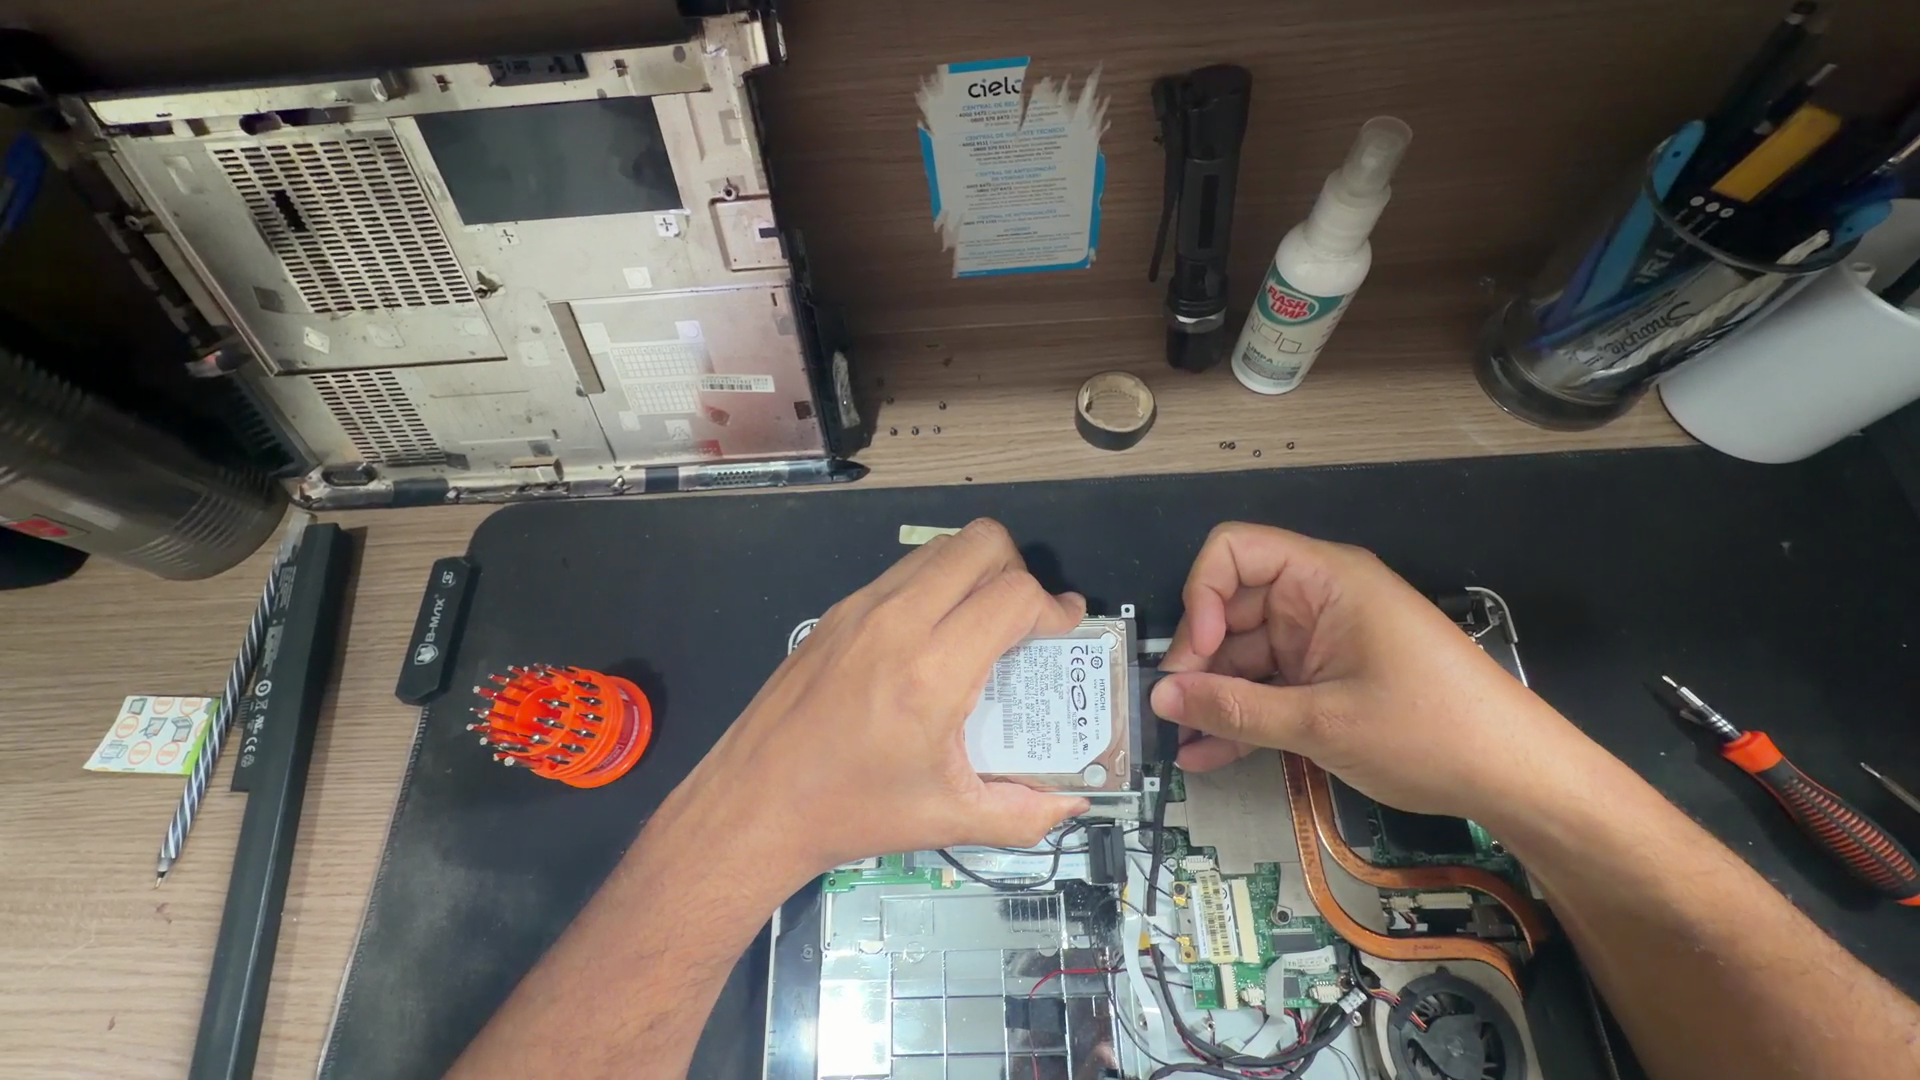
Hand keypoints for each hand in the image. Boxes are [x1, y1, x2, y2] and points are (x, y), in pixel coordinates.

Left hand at [670, 518, 1090, 881]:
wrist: (752, 803)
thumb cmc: (849, 811)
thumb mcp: (946, 819)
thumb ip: (1024, 812)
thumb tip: (1071, 804)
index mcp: (930, 672)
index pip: (1013, 595)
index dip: (1052, 607)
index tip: (1064, 628)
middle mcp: (896, 622)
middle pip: (981, 543)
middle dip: (1018, 570)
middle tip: (1024, 617)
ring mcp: (861, 608)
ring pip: (940, 548)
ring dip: (976, 571)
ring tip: (983, 621)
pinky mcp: (837, 611)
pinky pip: (904, 571)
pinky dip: (935, 584)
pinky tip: (933, 635)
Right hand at [1149, 523, 1596, 822]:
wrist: (1520, 782)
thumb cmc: (1430, 731)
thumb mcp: (1323, 722)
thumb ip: (1234, 708)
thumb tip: (1159, 699)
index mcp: (1323, 580)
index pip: (1234, 551)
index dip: (1202, 594)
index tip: (1198, 652)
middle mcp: (1315, 600)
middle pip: (1228, 609)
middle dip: (1197, 659)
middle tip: (1175, 712)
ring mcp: (1318, 642)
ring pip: (1242, 656)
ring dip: (1212, 699)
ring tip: (1182, 744)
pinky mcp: (1324, 680)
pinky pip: (1266, 689)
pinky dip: (1240, 717)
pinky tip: (1207, 754)